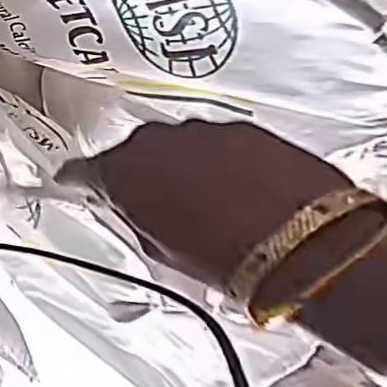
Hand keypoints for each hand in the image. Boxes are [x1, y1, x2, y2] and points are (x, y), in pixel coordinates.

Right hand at [81, 121, 351, 288]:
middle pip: (131, 152)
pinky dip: (221, 159)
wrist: (310, 248)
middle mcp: (150, 141)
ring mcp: (197, 130)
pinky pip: (217, 141)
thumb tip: (132, 205)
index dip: (77, 179)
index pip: (81, 170)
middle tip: (156, 202)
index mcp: (119, 171)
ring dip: (183, 164)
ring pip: (176, 144)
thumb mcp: (157, 248)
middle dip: (140, 172)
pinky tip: (239, 188)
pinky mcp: (241, 128)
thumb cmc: (226, 258)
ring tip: (206, 199)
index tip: (75, 182)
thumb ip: (133, 215)